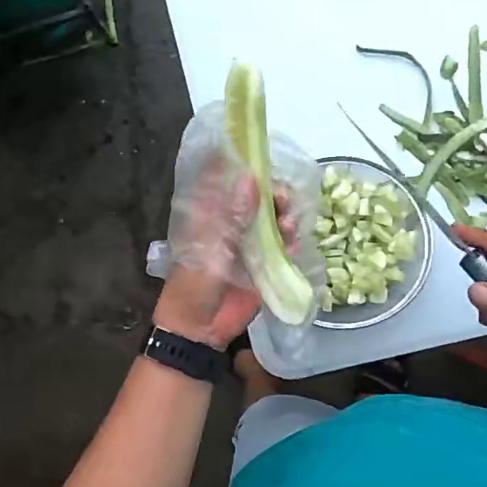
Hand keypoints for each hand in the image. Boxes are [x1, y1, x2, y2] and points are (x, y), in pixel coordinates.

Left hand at [154, 172, 293, 349]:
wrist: (199, 329)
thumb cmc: (194, 284)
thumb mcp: (211, 248)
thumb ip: (233, 216)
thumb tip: (251, 178)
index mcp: (211, 214)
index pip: (228, 179)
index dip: (244, 165)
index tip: (262, 157)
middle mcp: (233, 222)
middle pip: (259, 196)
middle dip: (275, 193)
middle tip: (283, 200)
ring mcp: (250, 242)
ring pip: (275, 218)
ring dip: (286, 216)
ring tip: (288, 225)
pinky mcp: (265, 263)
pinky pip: (284, 245)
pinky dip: (292, 241)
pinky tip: (293, 244)